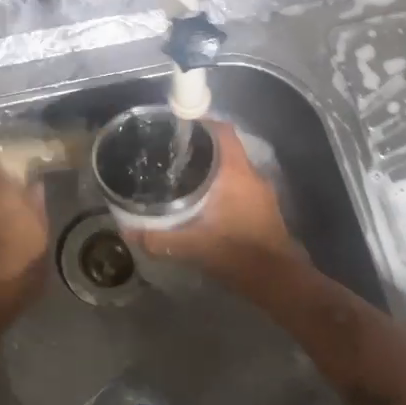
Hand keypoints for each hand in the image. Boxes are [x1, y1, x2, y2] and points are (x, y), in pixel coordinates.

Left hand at [0, 169, 49, 323]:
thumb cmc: (18, 272)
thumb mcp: (40, 243)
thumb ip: (37, 209)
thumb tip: (35, 184)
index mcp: (3, 196)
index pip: (1, 167)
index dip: (10, 167)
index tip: (21, 172)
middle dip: (0, 184)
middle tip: (15, 194)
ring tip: (2, 214)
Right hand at [131, 121, 303, 283]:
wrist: (277, 280)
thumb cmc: (236, 253)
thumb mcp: (191, 247)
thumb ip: (158, 238)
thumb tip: (128, 232)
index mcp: (235, 173)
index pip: (222, 132)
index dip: (201, 123)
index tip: (177, 128)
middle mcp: (252, 176)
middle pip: (226, 148)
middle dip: (200, 148)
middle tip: (171, 155)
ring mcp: (262, 193)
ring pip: (233, 168)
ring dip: (212, 169)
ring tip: (183, 176)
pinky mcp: (264, 209)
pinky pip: (240, 185)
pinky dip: (222, 186)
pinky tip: (204, 202)